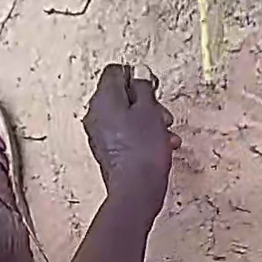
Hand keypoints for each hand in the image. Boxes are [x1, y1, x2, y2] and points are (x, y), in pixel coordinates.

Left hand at [85, 64, 179, 221]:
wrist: (136, 189)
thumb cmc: (143, 151)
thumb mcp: (150, 110)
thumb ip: (144, 87)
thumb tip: (140, 74)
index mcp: (103, 99)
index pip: (115, 72)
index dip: (137, 76)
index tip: (152, 87)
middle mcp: (96, 115)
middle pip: (121, 96)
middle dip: (145, 103)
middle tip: (162, 114)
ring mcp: (100, 135)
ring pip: (125, 118)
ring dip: (148, 122)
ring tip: (165, 135)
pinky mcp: (108, 152)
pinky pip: (125, 136)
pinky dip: (141, 137)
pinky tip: (159, 147)